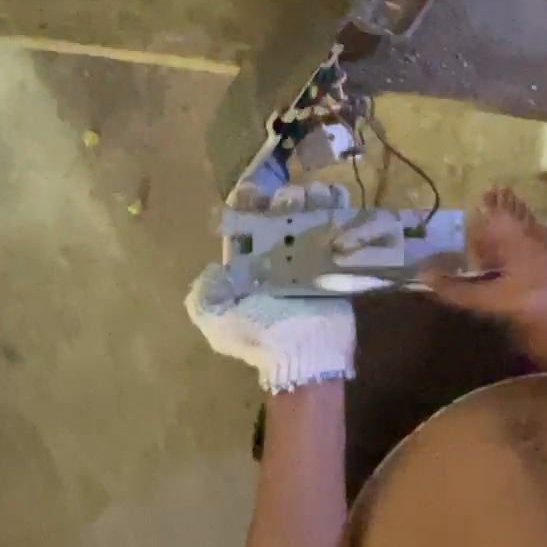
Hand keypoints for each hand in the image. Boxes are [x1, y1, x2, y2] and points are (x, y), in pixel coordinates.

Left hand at [186, 183, 355, 393]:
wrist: (307, 355)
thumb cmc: (263, 338)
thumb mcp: (219, 323)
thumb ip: (206, 296)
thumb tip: (211, 268)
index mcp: (249, 261)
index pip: (246, 219)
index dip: (248, 200)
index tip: (254, 191)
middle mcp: (279, 252)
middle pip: (282, 208)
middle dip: (286, 196)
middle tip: (292, 200)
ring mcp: (310, 252)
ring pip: (311, 209)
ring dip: (313, 194)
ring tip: (316, 196)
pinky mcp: (338, 256)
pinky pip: (340, 222)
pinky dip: (339, 203)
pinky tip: (336, 198)